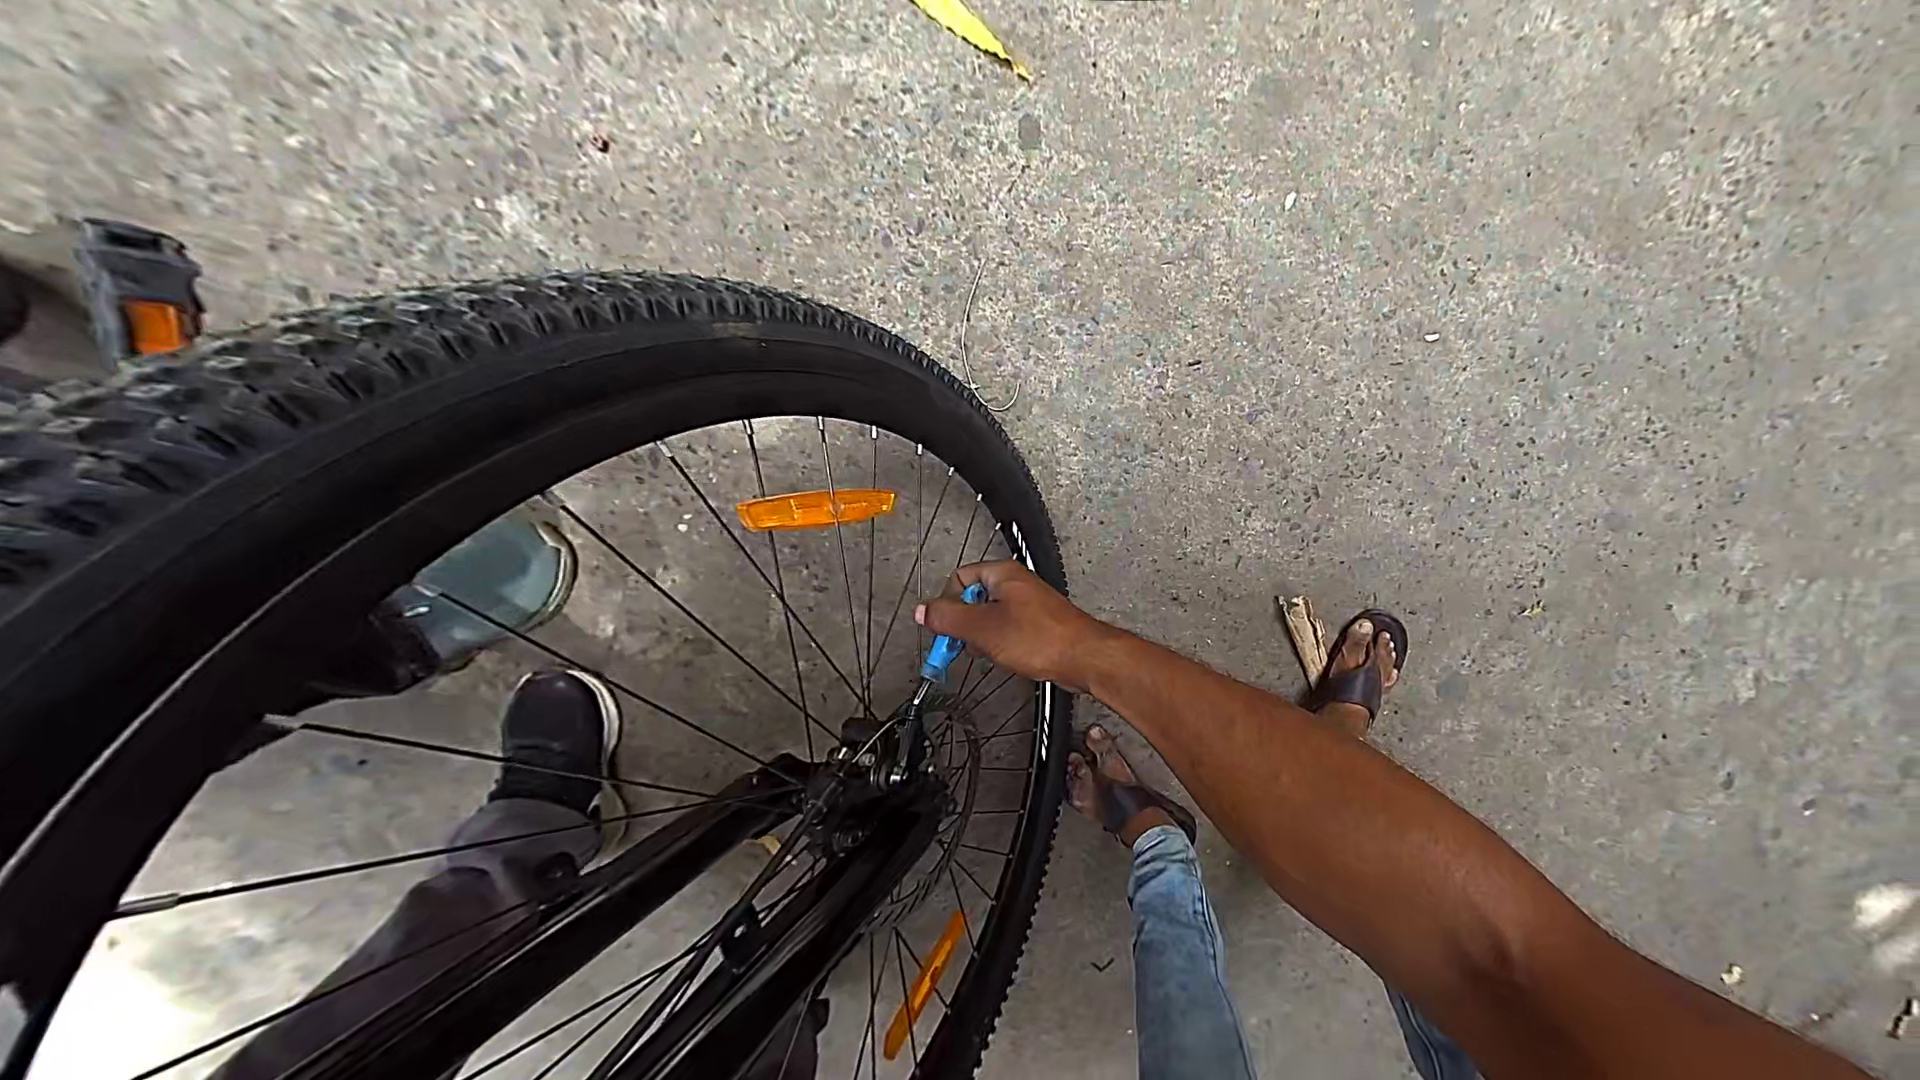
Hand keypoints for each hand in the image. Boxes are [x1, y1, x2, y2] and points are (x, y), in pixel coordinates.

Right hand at [913, 561, 1117, 692]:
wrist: (1085, 659)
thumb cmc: (1044, 639)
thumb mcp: (983, 629)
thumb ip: (948, 619)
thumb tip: (924, 611)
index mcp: (1002, 574)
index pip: (958, 578)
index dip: (947, 603)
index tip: (943, 627)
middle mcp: (1016, 584)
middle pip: (973, 598)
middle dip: (964, 624)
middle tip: (962, 643)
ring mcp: (1029, 604)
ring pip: (990, 616)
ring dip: (982, 636)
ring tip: (989, 652)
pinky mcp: (1038, 625)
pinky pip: (1008, 630)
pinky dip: (1001, 644)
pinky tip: (1007, 657)